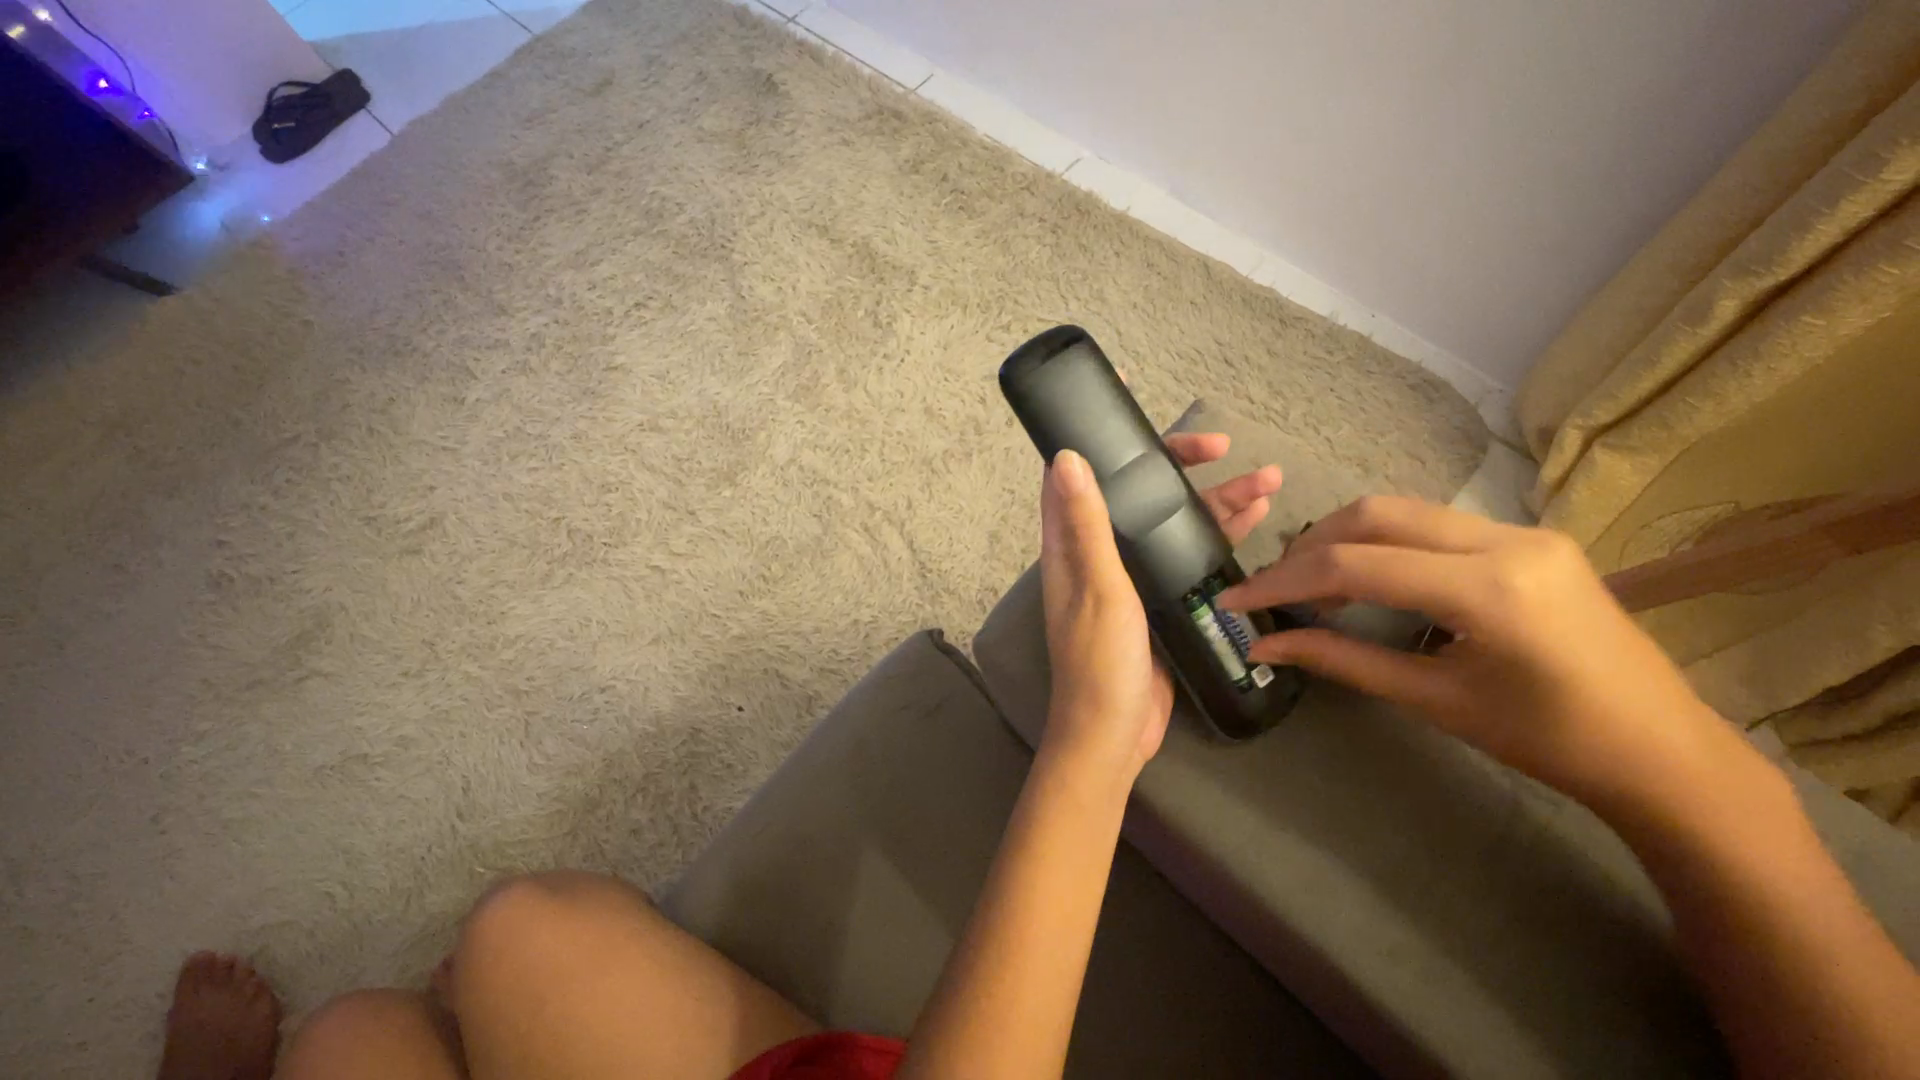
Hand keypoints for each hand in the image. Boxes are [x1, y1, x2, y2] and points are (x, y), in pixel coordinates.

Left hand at [1038, 436, 1281, 777]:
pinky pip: (1190, 558)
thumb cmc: (1100, 658)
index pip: (1084, 476)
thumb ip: (1086, 524)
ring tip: (1268, 480)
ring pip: (1173, 524)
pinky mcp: (1160, 601)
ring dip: (1214, 501)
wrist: (1116, 733)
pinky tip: (1257, 521)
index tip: (1140, 411)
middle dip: (1180, 467)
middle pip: (1139, 494)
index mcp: (1072, 545)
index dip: (1107, 440)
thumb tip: (1064, 456)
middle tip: (1225, 446)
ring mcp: (1133, 578)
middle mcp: (1100, 554)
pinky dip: (1220, 538)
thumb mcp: (1097, 585)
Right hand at [1217, 496, 1745, 806]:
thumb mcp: (1435, 701)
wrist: (1661, 751)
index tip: (1235, 600)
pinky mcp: (1532, 539)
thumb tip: (1265, 647)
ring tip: (1311, 585)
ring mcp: (1526, 532)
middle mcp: (1507, 540)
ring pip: (1405, 511)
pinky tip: (1370, 579)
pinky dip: (1386, 544)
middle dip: (1310, 547)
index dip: (1283, 581)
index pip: (1357, 565)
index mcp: (1489, 589)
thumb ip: (1344, 661)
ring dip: (1346, 539)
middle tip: (1272, 588)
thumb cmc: (1548, 742)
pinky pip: (1437, 525)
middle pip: (1376, 515)